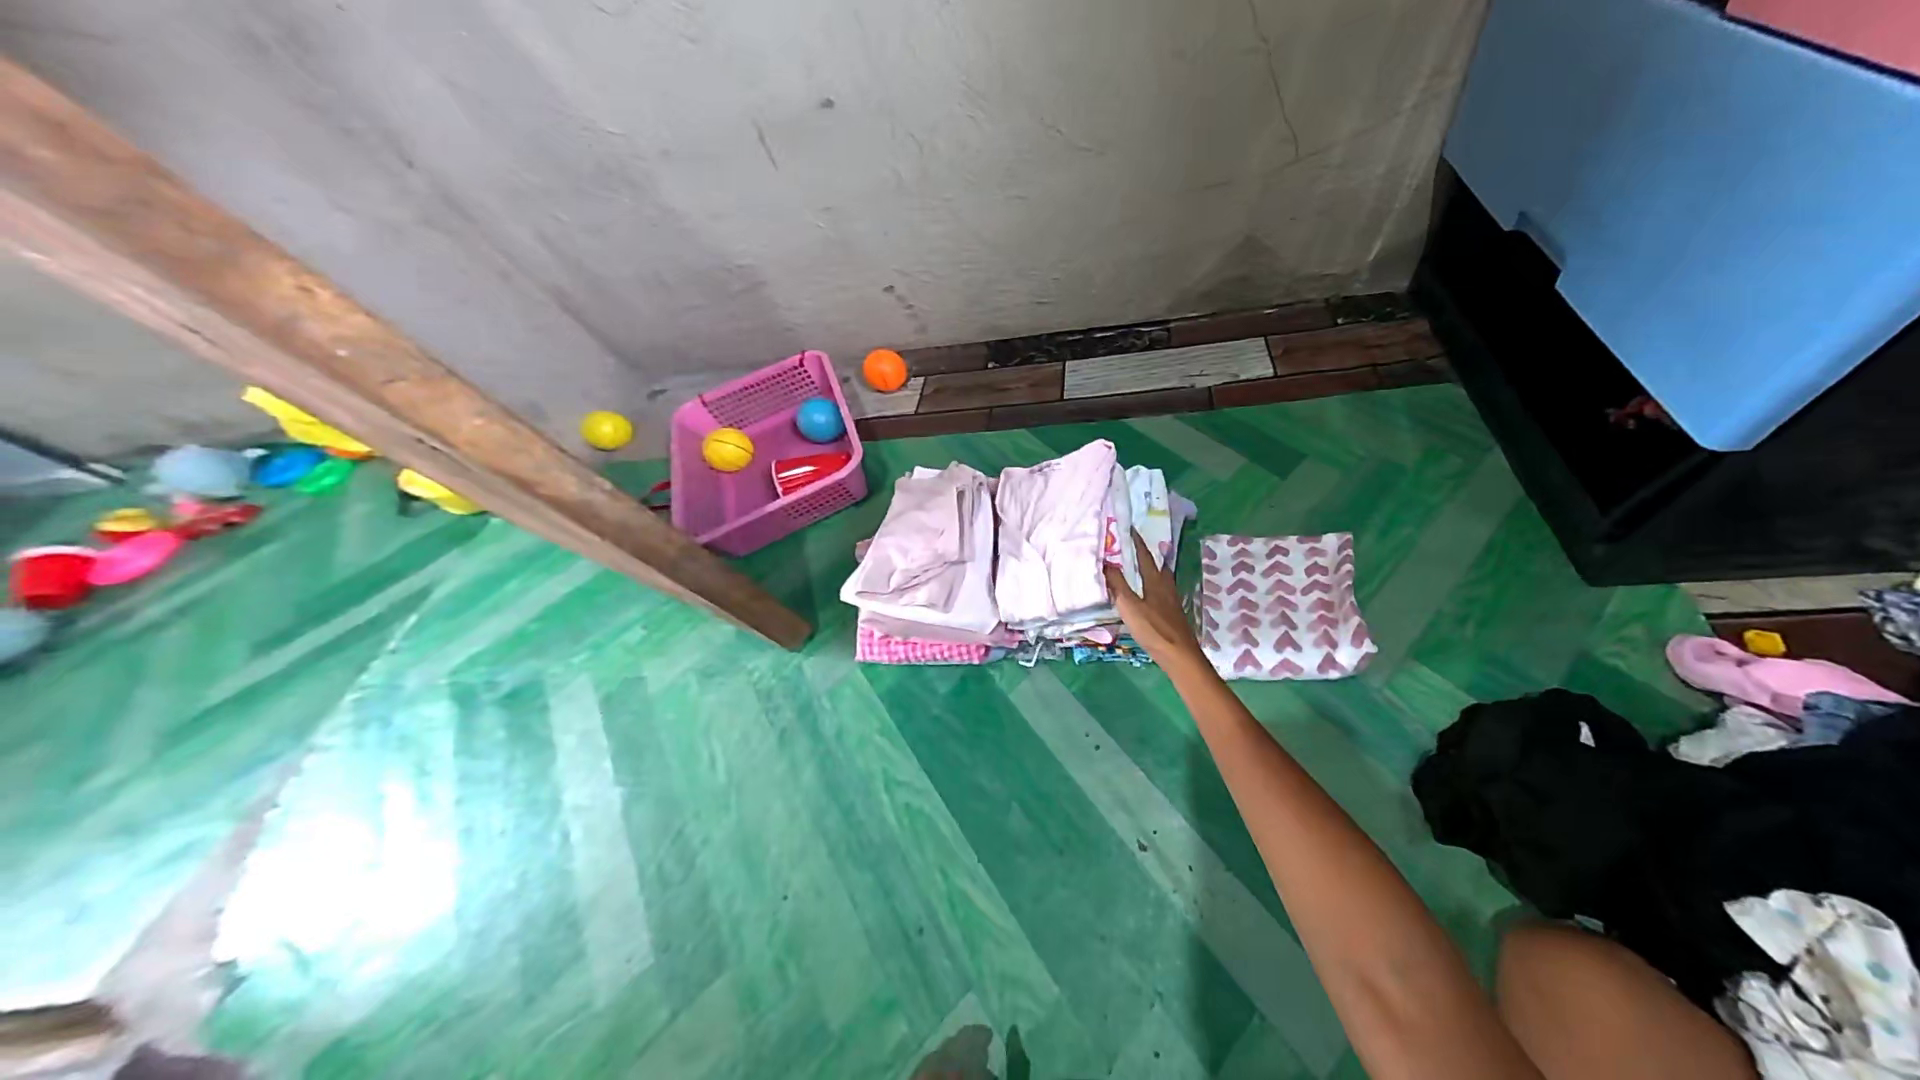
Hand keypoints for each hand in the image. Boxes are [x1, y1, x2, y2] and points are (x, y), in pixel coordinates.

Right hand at [1103, 529, 1205, 670]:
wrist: (1180, 656)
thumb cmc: (1154, 630)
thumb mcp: (1130, 607)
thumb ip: (1118, 585)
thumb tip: (1106, 562)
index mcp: (1155, 582)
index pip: (1144, 556)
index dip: (1136, 542)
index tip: (1129, 528)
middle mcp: (1166, 587)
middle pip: (1156, 565)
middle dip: (1145, 554)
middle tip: (1133, 546)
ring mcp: (1171, 600)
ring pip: (1159, 578)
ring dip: (1149, 569)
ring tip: (1138, 566)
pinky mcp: (1172, 613)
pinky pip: (1160, 590)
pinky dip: (1151, 585)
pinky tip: (1147, 593)